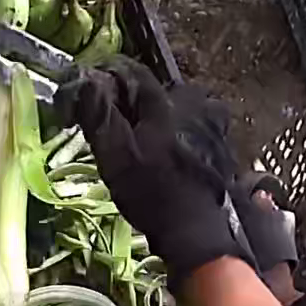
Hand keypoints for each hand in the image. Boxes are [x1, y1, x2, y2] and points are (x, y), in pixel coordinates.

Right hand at [74, 56, 247, 282]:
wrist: (196, 233)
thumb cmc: (152, 192)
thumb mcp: (115, 154)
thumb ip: (98, 114)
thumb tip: (84, 80)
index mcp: (166, 100)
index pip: (129, 72)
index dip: (102, 79)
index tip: (84, 94)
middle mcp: (195, 103)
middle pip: (152, 92)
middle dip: (129, 104)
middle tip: (110, 127)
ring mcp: (213, 126)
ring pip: (172, 112)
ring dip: (153, 122)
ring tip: (137, 146)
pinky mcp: (220, 149)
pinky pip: (189, 132)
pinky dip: (172, 139)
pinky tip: (162, 161)